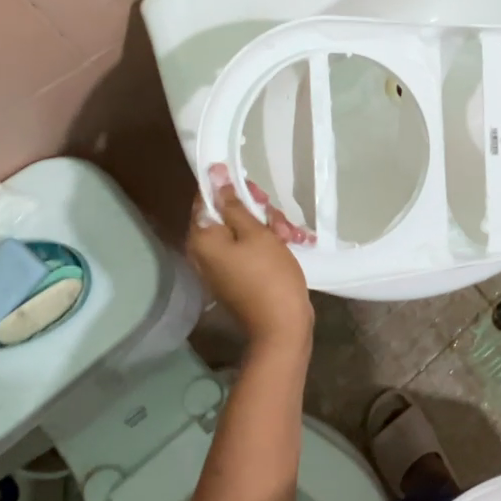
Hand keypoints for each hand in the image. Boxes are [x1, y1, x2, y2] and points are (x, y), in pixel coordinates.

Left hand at [187, 165, 313, 350]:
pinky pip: (250, 248)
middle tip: (277, 218)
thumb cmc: (270, 275)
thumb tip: (213, 175)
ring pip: (244, 230)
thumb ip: (234, 203)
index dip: (232, 187)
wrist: (281, 325)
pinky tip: (297, 242)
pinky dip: (271, 243)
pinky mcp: (238, 275)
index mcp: (203, 238)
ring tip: (294, 236)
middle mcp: (205, 250)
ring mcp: (222, 265)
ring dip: (271, 227)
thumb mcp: (256, 233)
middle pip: (228, 213)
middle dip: (258, 211)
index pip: (207, 197)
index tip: (258, 191)